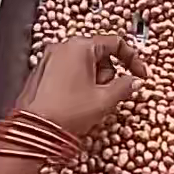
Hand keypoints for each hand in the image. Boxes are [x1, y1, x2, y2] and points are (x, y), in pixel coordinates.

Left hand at [11, 35, 147, 136]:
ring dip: (94, 80)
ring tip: (90, 102)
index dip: (132, 59)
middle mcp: (63, 47)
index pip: (115, 43)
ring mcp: (49, 59)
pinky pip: (68, 71)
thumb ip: (124, 86)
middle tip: (107, 95)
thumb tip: (134, 81)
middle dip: (108, 73)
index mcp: (80, 46)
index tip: (139, 75)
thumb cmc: (69, 111)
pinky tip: (77, 102)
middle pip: (98, 53)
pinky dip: (78, 83)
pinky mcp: (41, 72)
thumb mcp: (104, 100)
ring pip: (83, 63)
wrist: (34, 130)